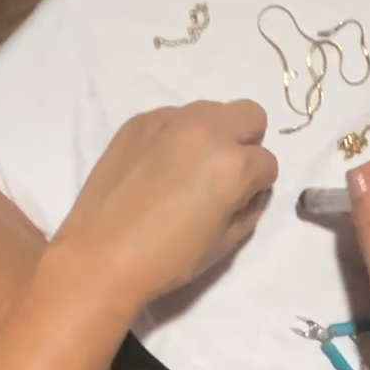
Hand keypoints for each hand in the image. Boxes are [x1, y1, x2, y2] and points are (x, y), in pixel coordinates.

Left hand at [52, 100, 277, 310]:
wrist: (101, 257)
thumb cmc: (169, 259)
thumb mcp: (226, 244)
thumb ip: (249, 209)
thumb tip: (249, 192)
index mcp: (234, 164)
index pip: (268, 162)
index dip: (257, 187)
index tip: (238, 202)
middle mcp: (207, 130)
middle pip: (250, 115)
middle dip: (245, 143)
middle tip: (222, 176)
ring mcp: (169, 120)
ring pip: (211, 110)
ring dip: (211, 135)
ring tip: (187, 171)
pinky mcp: (138, 121)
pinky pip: (174, 117)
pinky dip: (176, 137)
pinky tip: (157, 168)